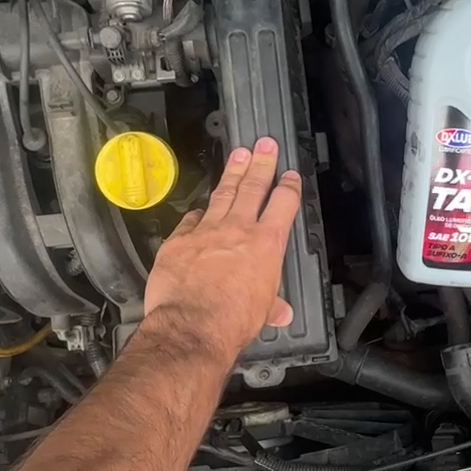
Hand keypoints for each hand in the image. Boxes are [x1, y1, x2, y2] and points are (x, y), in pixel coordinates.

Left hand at [142, 137, 302, 363]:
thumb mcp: (263, 311)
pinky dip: (197, 212)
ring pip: (223, 193)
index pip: (283, 204)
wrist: (192, 326)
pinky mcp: (179, 240)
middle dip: (261, 163)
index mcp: (266, 244)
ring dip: (232, 172)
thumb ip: (272, 303)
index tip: (290, 175)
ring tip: (239, 155)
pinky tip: (200, 207)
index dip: (288, 186)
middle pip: (253, 186)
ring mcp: (207, 231)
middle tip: (265, 144)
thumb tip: (281, 311)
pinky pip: (190, 220)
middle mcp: (238, 230)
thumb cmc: (232, 320)